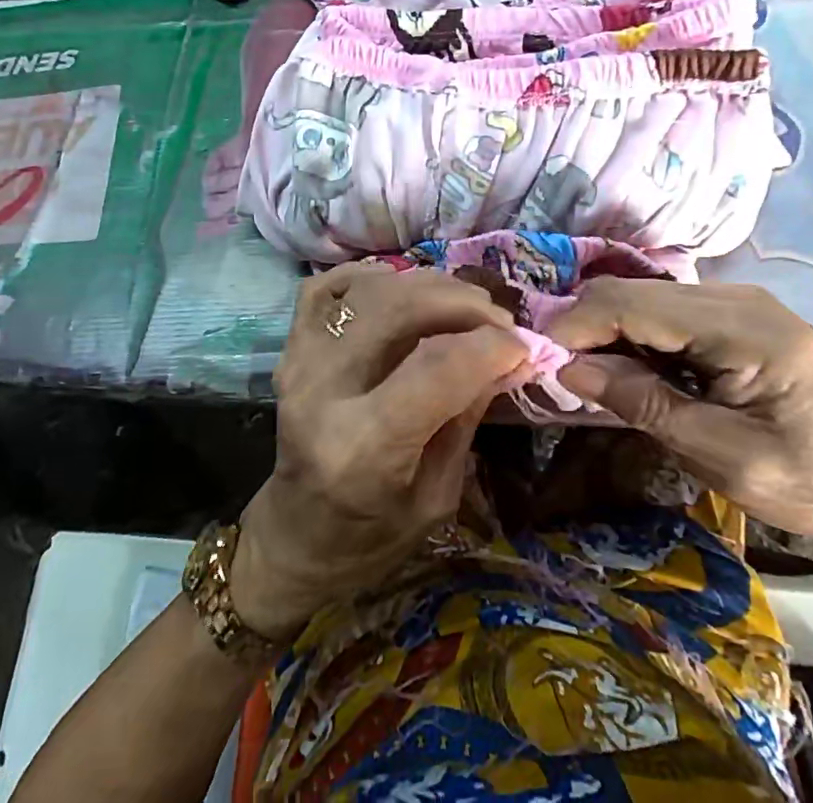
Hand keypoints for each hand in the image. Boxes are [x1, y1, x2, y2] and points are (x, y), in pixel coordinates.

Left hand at [231, 262, 528, 640]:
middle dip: (464, 303)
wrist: (296, 534)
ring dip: (426, 286)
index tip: (523, 350)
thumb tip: (506, 356)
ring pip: (369, 288)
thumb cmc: (372, 534)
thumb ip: (464, 418)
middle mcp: (322, 391)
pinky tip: (401, 292)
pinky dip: (368, 276)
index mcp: (362, 445)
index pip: (437, 366)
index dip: (492, 347)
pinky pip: (324, 287)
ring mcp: (298, 362)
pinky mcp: (289, 349)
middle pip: (400, 309)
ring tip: (460, 308)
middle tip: (498, 322)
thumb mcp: (436, 495)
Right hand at [546, 278, 812, 555]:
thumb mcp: (725, 456)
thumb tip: (567, 367)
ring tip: (584, 379)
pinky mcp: (735, 323)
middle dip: (581, 327)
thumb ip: (644, 404)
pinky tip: (624, 373)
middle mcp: (738, 300)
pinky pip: (662, 316)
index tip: (537, 363)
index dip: (573, 326)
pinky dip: (629, 339)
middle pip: (629, 292)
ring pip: (640, 300)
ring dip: (602, 333)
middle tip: (555, 375)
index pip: (628, 303)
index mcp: (744, 329)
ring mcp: (738, 307)